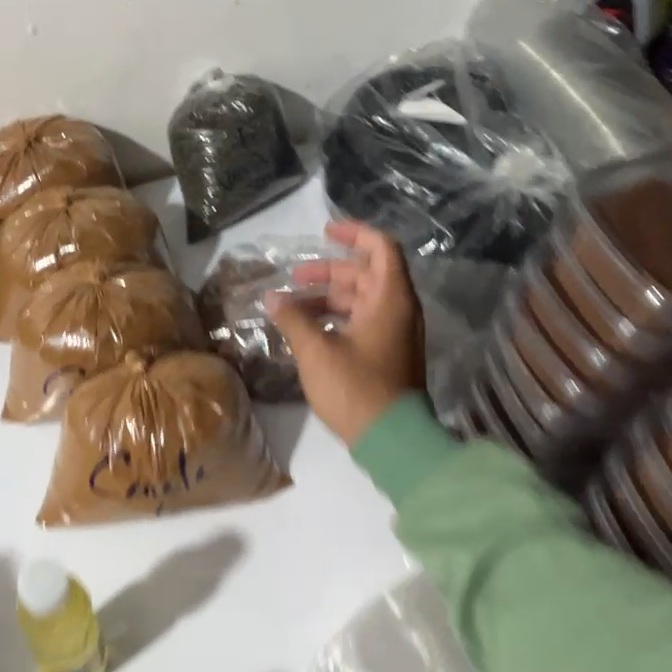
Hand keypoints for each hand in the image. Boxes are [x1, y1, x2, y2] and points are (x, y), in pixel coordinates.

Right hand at [266, 221, 424, 446]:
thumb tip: (273, 298)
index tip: (324, 231)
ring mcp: (396, 335)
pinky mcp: (389, 357)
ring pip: (363, 302)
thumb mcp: (317, 352)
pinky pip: (364, 324)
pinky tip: (309, 333)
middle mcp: (399, 311)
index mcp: (390, 299)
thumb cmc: (355, 389)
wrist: (391, 440)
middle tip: (295, 278)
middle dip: (330, 271)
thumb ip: (293, 320)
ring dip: (329, 299)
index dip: (354, 234)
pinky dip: (338, 320)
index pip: (380, 248)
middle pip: (367, 275)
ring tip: (293, 310)